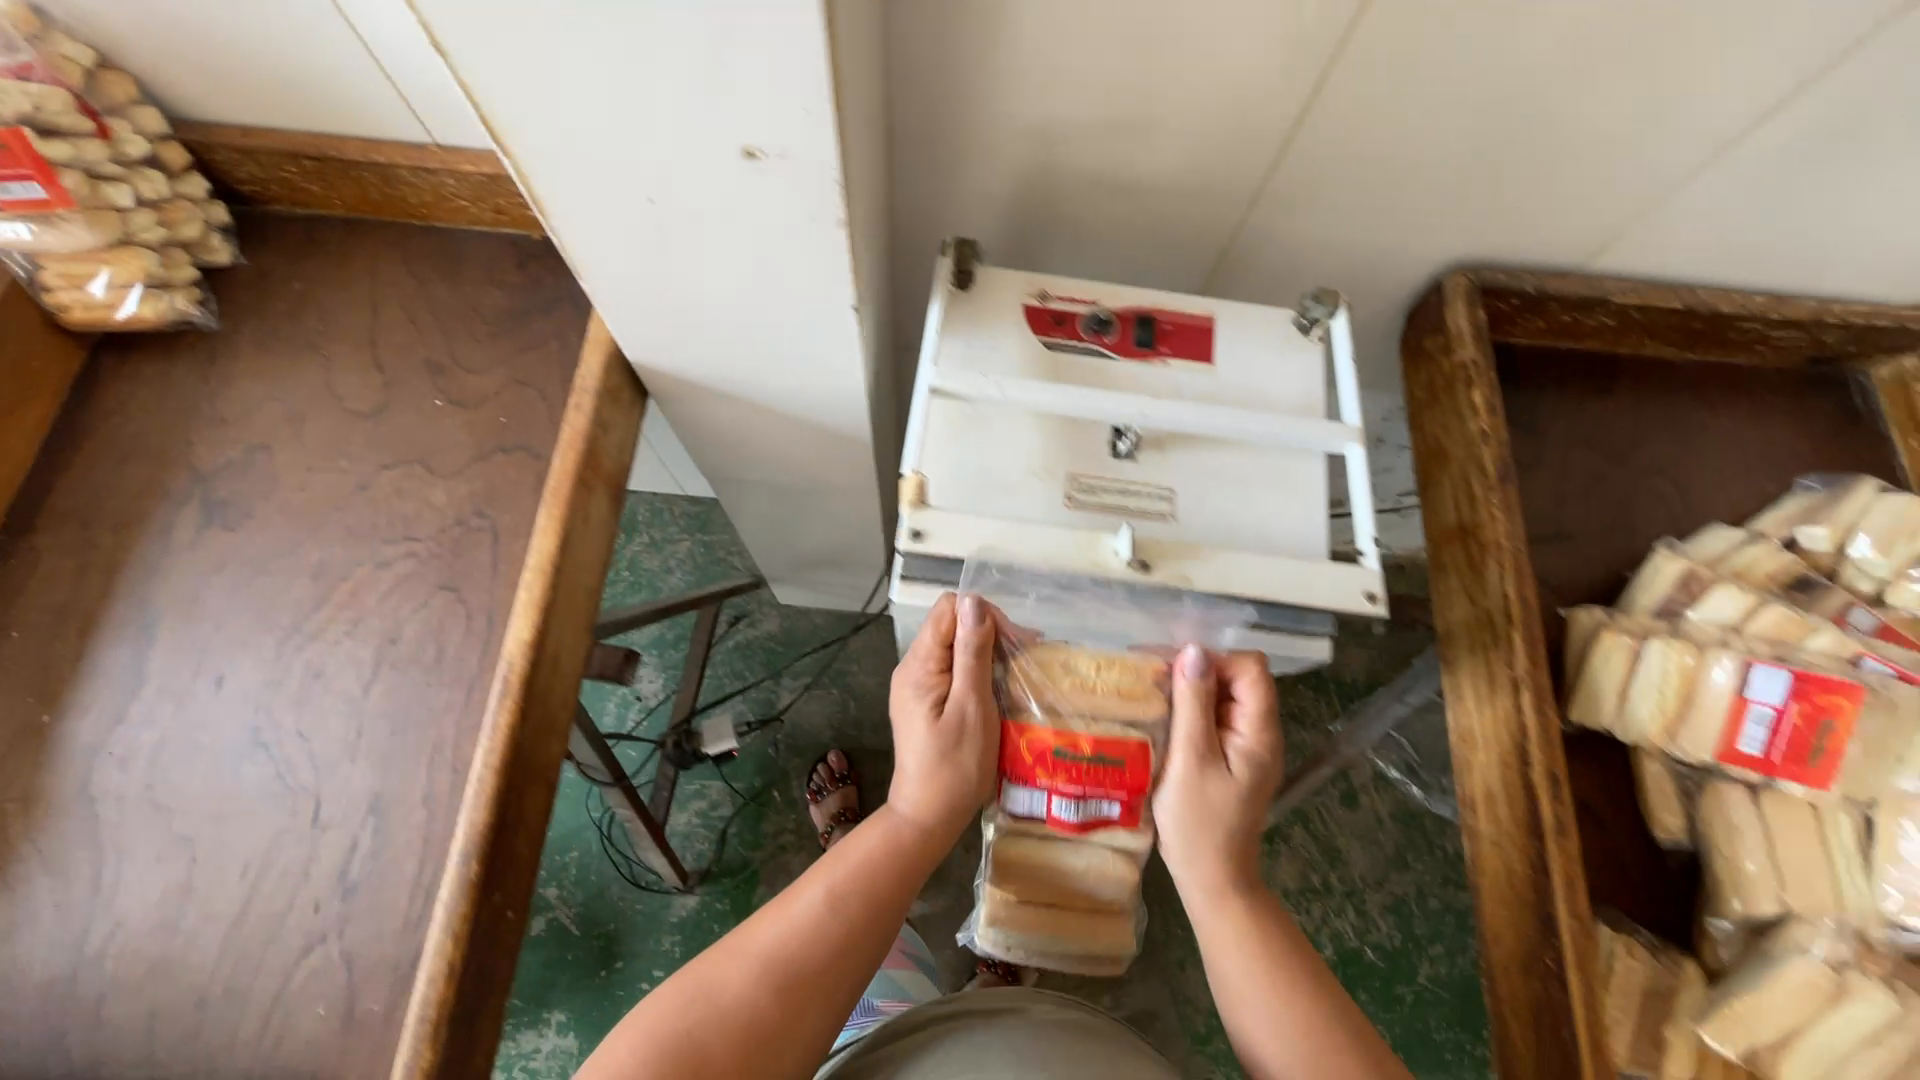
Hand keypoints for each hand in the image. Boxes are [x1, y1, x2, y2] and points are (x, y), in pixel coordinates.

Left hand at [886, 592, 1001, 837]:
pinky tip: (1000, 687)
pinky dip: (978, 672)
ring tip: (1018, 672)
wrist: (929, 817)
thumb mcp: (972, 706)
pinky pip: (953, 670)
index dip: (984, 615)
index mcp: (919, 665)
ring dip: (987, 653)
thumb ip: (972, 653)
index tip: (1014, 641)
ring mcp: (918, 685)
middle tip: (1025, 657)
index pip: (949, 609)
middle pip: (952, 625)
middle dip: (990, 633)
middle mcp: (913, 667)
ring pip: (954, 647)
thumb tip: (973, 600)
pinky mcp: (927, 700)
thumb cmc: (955, 766)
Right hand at [1153, 646, 1283, 893]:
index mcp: (1259, 731)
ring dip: (1190, 691)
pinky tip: (1163, 719)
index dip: (1213, 660)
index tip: (1172, 669)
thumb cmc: (1198, 822)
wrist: (1210, 878)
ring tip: (1153, 695)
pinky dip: (1190, 712)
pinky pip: (1214, 719)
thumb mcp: (1190, 758)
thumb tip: (1193, 651)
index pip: (1249, 668)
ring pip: (1223, 697)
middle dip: (1197, 672)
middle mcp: (1259, 733)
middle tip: (1154, 680)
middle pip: (1238, 679)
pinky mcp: (1230, 758)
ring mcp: (1246, 746)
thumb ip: (1193, 703)